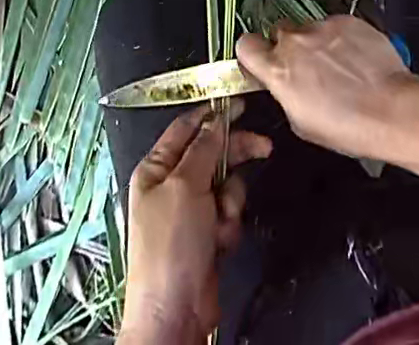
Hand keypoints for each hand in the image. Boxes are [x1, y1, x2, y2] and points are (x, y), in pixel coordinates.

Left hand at [120, 104, 270, 344]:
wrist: (176, 314)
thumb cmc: (170, 246)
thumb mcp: (185, 186)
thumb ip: (203, 148)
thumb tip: (216, 120)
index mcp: (156, 168)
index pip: (186, 128)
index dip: (212, 114)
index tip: (240, 104)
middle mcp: (172, 185)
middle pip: (212, 153)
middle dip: (235, 155)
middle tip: (263, 147)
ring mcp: (190, 211)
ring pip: (227, 183)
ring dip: (231, 200)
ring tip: (222, 222)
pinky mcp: (207, 233)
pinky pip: (230, 211)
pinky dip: (230, 224)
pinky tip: (221, 242)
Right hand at [236, 16, 418, 160]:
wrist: (391, 109)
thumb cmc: (348, 126)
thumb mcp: (301, 122)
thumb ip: (284, 93)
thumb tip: (286, 84)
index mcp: (278, 69)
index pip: (245, 44)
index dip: (253, 52)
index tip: (262, 60)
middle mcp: (296, 42)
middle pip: (279, 32)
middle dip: (288, 47)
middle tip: (307, 68)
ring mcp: (322, 27)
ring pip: (309, 28)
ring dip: (317, 43)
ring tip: (340, 67)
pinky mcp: (347, 20)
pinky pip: (335, 25)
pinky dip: (341, 38)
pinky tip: (356, 59)